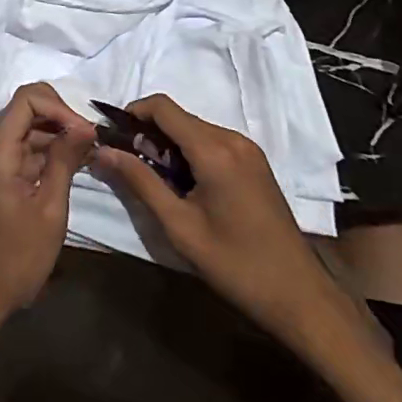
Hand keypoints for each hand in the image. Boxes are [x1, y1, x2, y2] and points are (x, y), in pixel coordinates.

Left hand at [0, 82, 95, 316]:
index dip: (59, 107)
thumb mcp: (51, 207)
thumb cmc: (21, 254)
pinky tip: (81, 160)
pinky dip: (57, 146)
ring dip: (64, 130)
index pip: (28, 99)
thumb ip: (65, 159)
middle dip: (64, 115)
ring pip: (35, 122)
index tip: (84, 130)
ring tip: (93, 150)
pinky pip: (34, 142)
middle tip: (92, 139)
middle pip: (31, 105)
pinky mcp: (9, 168)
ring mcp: (1, 156)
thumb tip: (87, 124)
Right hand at [97, 96, 401, 401]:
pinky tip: (185, 185)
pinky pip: (214, 142)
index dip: (133, 112)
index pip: (164, 107)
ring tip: (156, 181)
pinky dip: (191, 153)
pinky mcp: (256, 161)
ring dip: (170, 145)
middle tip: (129, 166)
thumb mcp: (179, 227)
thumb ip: (140, 183)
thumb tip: (104, 152)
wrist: (297, 293)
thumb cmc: (234, 264)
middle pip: (180, 117)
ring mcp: (248, 148)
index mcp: (214, 149)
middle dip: (149, 133)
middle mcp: (233, 138)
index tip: (112, 136)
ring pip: (196, 129)